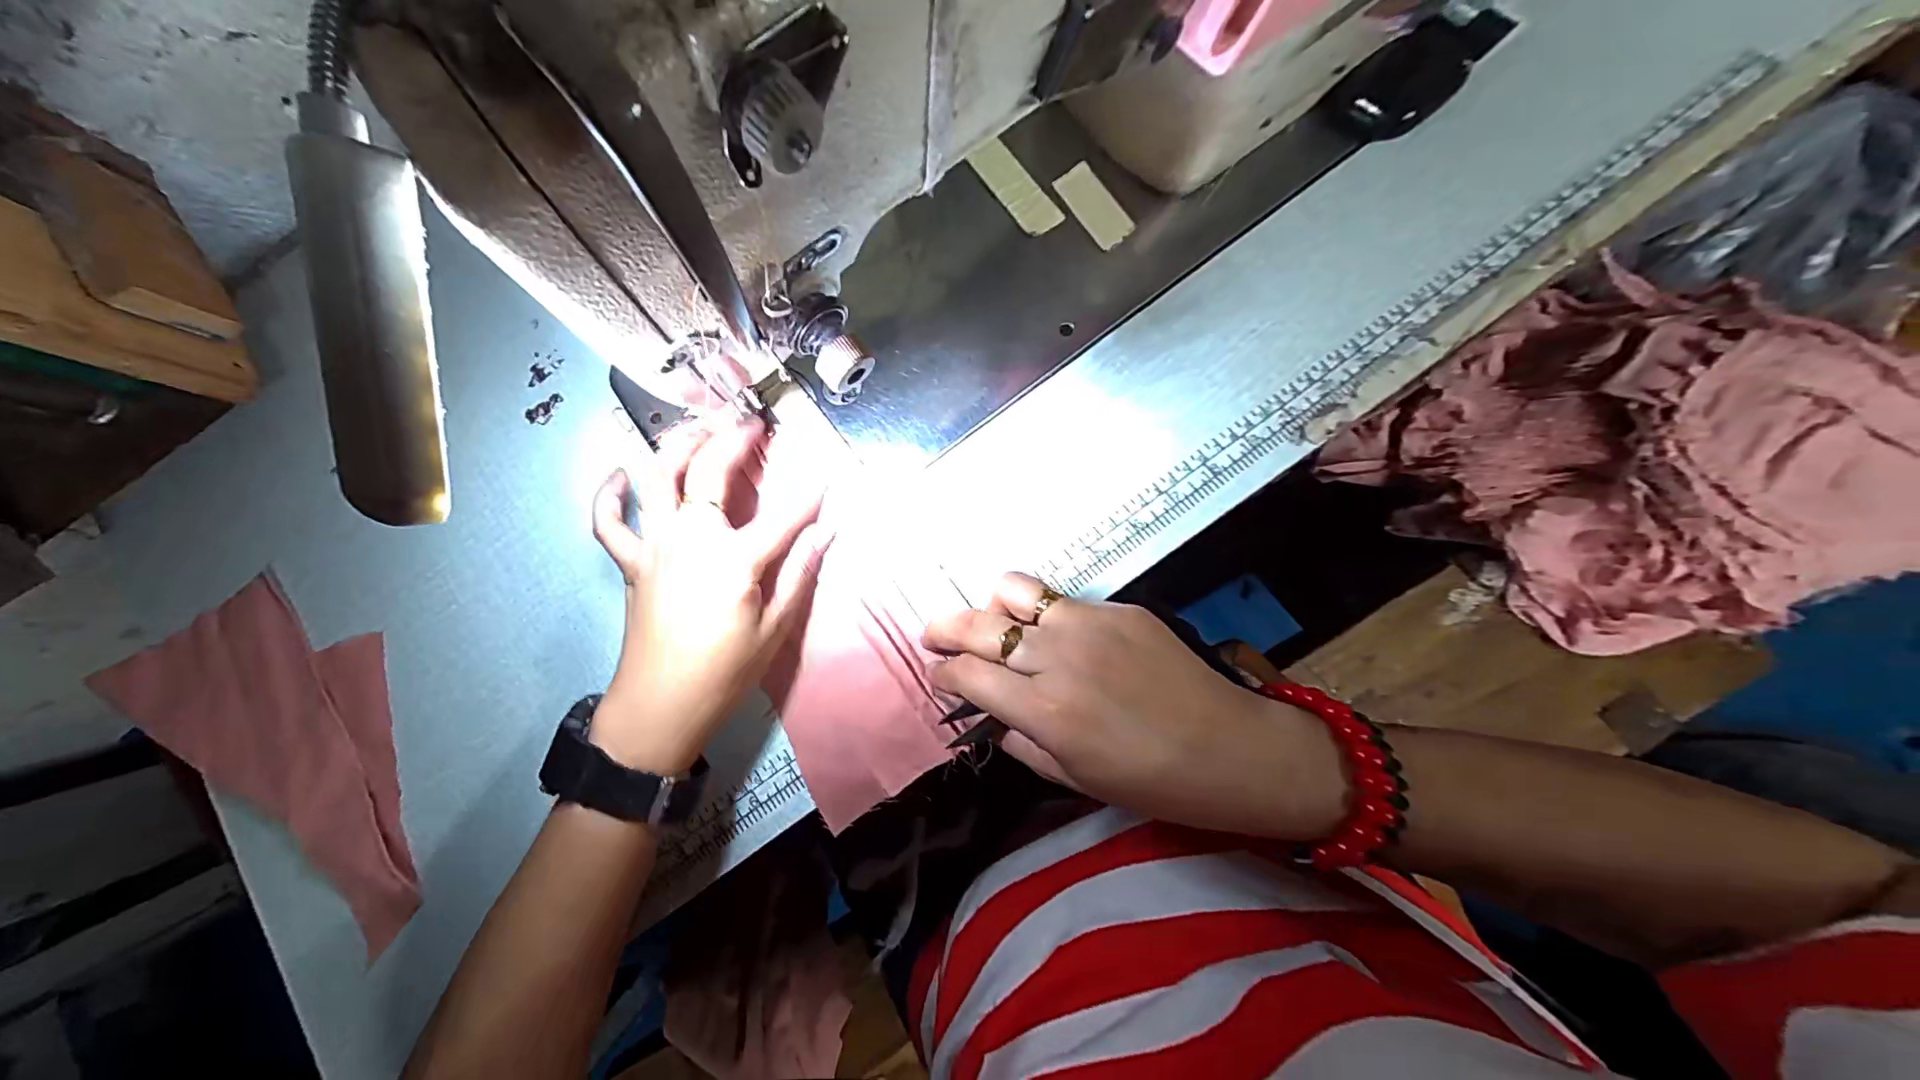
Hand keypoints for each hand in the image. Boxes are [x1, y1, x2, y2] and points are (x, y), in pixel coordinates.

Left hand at [589, 416, 830, 774]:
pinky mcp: (630, 561)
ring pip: (656, 476)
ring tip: (697, 426)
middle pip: (708, 470)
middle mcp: (691, 538)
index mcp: (735, 559)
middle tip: (753, 424)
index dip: (811, 494)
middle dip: (734, 439)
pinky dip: (610, 493)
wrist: (659, 706)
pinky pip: (609, 520)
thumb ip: (799, 574)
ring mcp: (655, 545)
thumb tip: (826, 533)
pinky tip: (620, 475)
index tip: (829, 475)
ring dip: (676, 443)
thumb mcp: (775, 629)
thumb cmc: (724, 672)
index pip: (785, 514)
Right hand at [923, 572, 1350, 841]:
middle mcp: (1057, 656)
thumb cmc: (1149, 781)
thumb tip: (987, 712)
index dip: (943, 672)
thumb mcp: (1071, 777)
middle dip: (944, 629)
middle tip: (934, 636)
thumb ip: (1018, 740)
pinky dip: (1044, 614)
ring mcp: (1090, 623)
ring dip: (992, 608)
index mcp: (1043, 709)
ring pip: (1014, 590)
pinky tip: (1058, 636)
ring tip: (994, 624)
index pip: (967, 674)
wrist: (1231, 749)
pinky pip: (1062, 601)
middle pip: (977, 625)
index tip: (938, 674)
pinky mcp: (1119, 609)